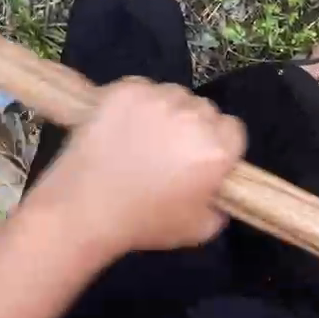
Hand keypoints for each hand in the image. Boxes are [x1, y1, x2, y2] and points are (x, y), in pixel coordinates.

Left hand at [27, 78, 245, 258]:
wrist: (84, 206)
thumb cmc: (143, 223)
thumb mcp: (196, 230)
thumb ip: (219, 208)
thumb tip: (219, 193)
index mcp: (216, 149)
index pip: (234, 130)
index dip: (219, 144)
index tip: (200, 159)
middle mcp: (193, 116)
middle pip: (205, 110)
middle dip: (192, 127)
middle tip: (169, 152)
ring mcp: (159, 97)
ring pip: (175, 95)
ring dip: (166, 112)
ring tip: (141, 139)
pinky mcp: (129, 87)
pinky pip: (144, 88)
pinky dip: (136, 103)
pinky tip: (122, 127)